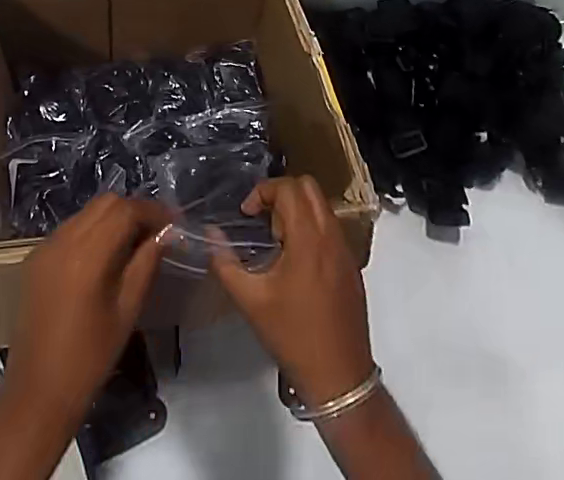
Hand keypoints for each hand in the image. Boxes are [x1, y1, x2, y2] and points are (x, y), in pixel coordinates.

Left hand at [2, 194, 170, 416]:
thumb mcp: (128, 310)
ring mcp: (45, 246)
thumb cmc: (90, 357)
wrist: (39, 390)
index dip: (153, 211)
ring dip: (113, 218)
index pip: (125, 210)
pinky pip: (70, 229)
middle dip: (134, 210)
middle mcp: (62, 240)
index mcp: (86, 254)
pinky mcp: (36, 257)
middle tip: (158, 231)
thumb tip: (166, 234)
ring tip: (136, 241)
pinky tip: (107, 255)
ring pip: (86, 212)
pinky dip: (93, 230)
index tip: (175, 223)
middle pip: (105, 203)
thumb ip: (146, 263)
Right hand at [210, 176, 374, 403]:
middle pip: (309, 188)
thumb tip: (211, 234)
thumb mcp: (249, 300)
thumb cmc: (291, 334)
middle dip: (281, 194)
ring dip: (297, 210)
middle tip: (262, 222)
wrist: (339, 375)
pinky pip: (331, 228)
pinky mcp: (352, 267)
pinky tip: (294, 261)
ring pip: (323, 207)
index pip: (289, 188)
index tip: (246, 214)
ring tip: (276, 241)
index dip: (262, 191)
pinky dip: (311, 228)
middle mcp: (332, 237)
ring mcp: (346, 252)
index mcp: (308, 240)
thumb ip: (224, 263)